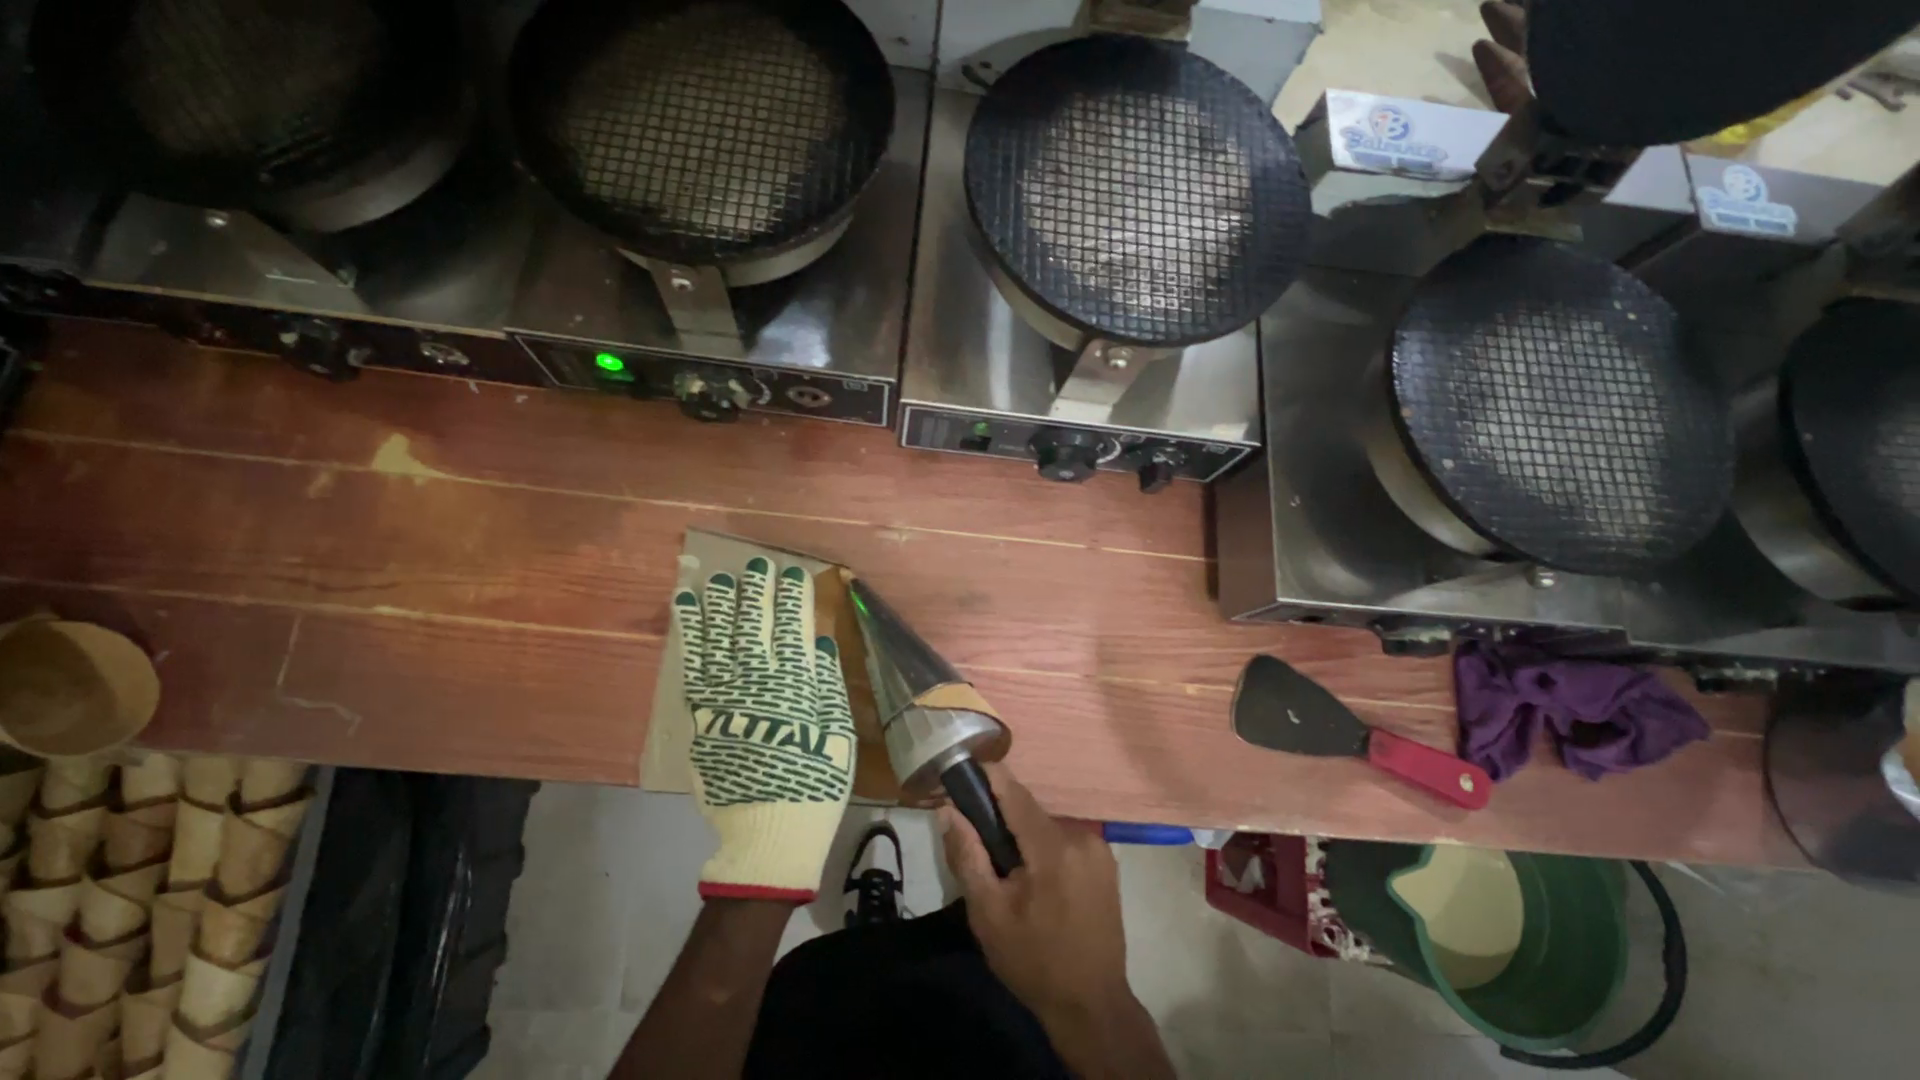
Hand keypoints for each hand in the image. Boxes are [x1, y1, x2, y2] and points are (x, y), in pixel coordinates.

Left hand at [672, 556, 855, 901]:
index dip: (794, 596)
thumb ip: (826, 686)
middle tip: (756, 563)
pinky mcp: (702, 711)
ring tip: (720, 578)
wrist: (770, 828)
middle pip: (757, 623)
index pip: (796, 626)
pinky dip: (690, 632)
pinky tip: (688, 609)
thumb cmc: (815, 782)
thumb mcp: (838, 733)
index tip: (793, 573)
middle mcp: (762, 678)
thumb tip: (818, 643)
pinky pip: (694, 662)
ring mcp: (728, 693)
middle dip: (758, 589)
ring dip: (722, 603)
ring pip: (722, 635)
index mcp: (800, 682)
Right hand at [941, 766, 1172, 1077]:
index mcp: (1054, 847)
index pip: (1015, 792)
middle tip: (973, 841)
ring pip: (1047, 828)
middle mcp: (1082, 837)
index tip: (959, 771)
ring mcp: (1100, 851)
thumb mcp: (988, 912)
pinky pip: (1065, 842)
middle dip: (1000, 819)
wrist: (1092, 1004)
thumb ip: (967, 855)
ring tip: (1002, 870)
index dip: (986, 776)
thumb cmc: (1033, 961)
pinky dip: (1043, 850)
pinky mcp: (1107, 865)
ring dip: (1022, 837)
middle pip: (1030, 811)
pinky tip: (1032, 881)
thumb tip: (948, 810)